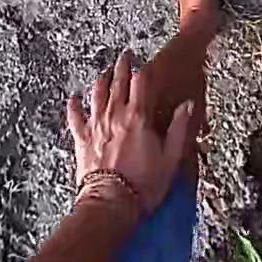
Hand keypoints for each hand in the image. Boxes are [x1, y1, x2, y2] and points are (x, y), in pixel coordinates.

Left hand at [67, 51, 193, 215]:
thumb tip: (187, 104)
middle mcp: (115, 115)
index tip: (147, 63)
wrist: (109, 206)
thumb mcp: (171, 156)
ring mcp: (96, 126)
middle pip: (118, 83)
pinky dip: (74, 106)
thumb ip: (179, 127)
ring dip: (102, 80)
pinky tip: (73, 99)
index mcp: (138, 116)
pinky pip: (75, 119)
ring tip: (105, 71)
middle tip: (125, 55)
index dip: (145, 70)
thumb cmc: (144, 183)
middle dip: (122, 66)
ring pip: (97, 95)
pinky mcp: (82, 141)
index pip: (142, 82)